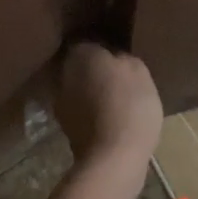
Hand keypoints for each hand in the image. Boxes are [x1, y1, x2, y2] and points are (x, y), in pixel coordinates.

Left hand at [55, 42, 162, 173]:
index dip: (103, 46)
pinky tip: (110, 120)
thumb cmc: (129, 104)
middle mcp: (63, 73)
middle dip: (94, 70)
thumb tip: (113, 56)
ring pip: (78, 90)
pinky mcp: (66, 129)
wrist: (113, 158)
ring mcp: (60, 103)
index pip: (87, 40)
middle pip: (79, 66)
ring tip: (115, 100)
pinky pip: (81, 112)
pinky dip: (92, 114)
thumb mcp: (138, 70)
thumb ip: (122, 57)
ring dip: (91, 93)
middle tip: (118, 76)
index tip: (117, 53)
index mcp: (80, 53)